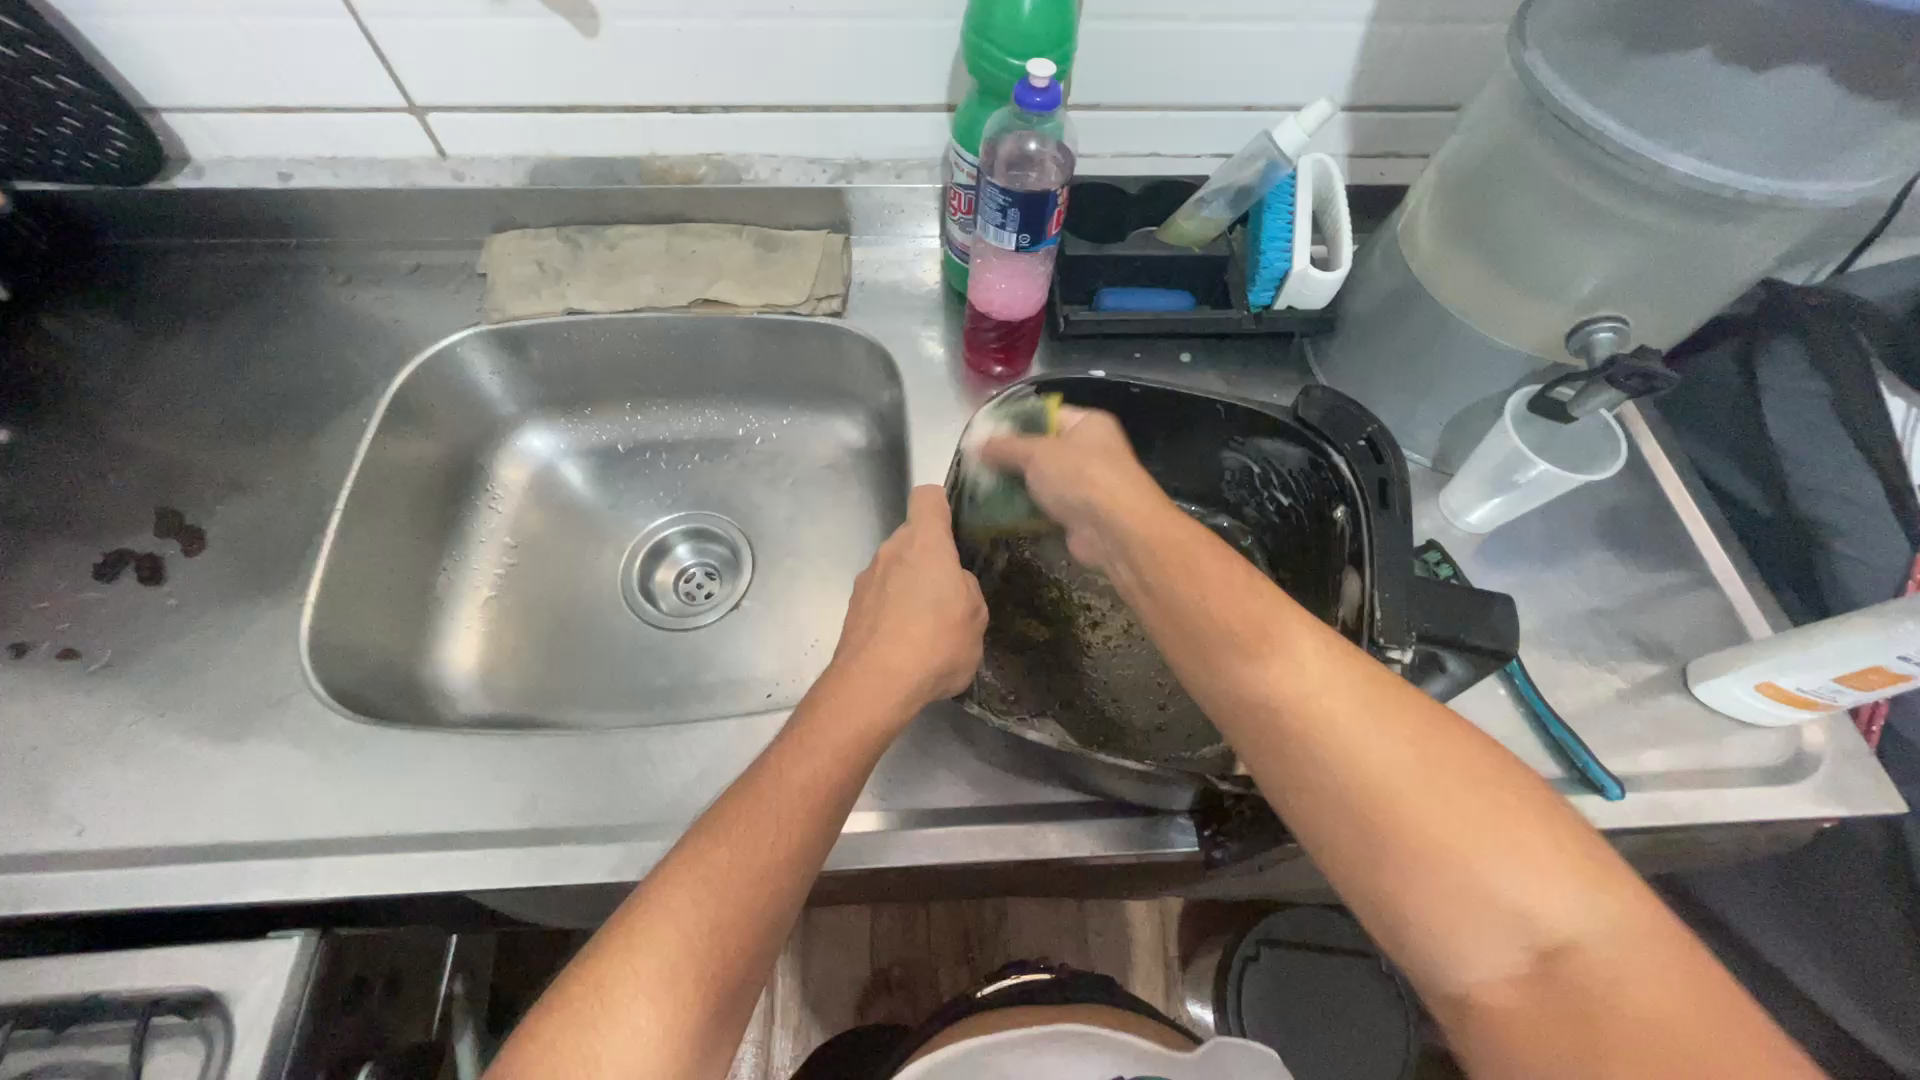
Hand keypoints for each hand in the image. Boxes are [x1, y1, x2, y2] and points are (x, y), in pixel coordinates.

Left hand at [829, 485, 987, 712]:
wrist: (875, 684)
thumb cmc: (935, 642)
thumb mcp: (977, 617)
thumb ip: (967, 589)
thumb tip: (954, 584)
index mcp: (924, 542)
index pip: (927, 497)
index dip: (943, 506)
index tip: (956, 529)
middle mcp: (890, 551)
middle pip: (912, 538)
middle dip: (930, 558)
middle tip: (951, 592)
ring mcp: (867, 579)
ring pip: (895, 569)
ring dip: (911, 587)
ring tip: (928, 627)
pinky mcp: (853, 608)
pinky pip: (881, 598)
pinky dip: (893, 612)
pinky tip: (906, 645)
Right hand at [979, 407, 1171, 568]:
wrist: (1115, 531)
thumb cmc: (1080, 476)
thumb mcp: (1037, 452)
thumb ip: (1005, 447)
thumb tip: (976, 444)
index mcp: (1087, 424)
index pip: (1046, 415)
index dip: (1014, 422)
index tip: (983, 434)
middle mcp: (1090, 451)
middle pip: (1042, 450)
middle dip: (1011, 458)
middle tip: (976, 463)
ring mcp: (1085, 485)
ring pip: (1042, 481)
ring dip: (1015, 486)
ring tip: (980, 487)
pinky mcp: (1078, 515)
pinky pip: (1045, 507)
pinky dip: (1025, 510)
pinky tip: (996, 511)